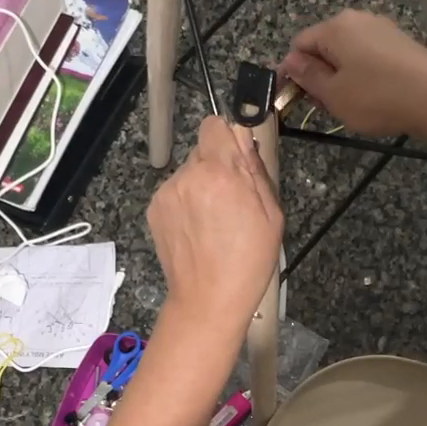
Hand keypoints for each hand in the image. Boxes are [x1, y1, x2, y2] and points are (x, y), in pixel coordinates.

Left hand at [147, 117, 284, 334]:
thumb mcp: (271, 215)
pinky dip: (186, 204)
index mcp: (219, 173)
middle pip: (203, 151)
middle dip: (218, 168)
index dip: (229, 138)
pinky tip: (199, 231)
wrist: (207, 301)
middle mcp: (187, 176)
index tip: (239, 159)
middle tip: (234, 201)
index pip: (215, 124)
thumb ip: (256, 170)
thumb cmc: (246, 263)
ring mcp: (167, 193)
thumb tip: (246, 138)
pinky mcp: (155, 210)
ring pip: (188, 173)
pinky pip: (175, 192)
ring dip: (202, 187)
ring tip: (215, 223)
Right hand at [277, 10, 426, 138]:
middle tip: (323, 106)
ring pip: (346, 53)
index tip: (293, 98)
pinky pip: (368, 56)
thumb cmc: (377, 97)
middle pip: (324, 46)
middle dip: (318, 74)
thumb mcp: (334, 94)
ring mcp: (381, 29)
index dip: (292, 71)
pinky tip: (371, 97)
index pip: (299, 44)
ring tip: (348, 105)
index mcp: (336, 28)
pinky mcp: (399, 43)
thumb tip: (290, 62)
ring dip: (339, 77)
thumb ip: (308, 76)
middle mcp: (357, 20)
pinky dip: (361, 75)